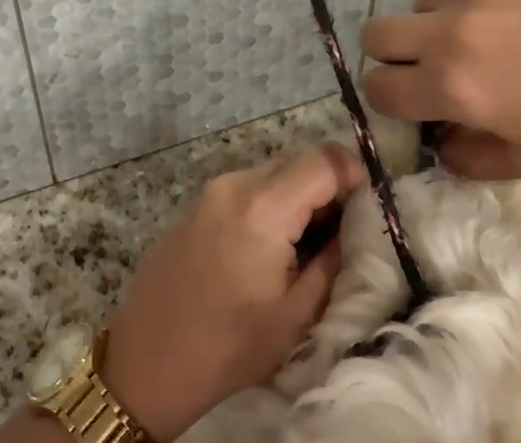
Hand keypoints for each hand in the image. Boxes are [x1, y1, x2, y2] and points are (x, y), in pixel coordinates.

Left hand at [99, 142, 364, 439]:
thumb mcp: (296, 314)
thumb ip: (332, 261)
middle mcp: (233, 184)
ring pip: (269, 175)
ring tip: (306, 247)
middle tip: (343, 233)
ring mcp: (208, 193)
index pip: (323, 159)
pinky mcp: (193, 208)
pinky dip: (266, 206)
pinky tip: (267, 251)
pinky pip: (242, 191)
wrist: (148, 360)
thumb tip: (353, 227)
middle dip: (326, 188)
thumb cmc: (229, 345)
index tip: (371, 203)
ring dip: (296, 198)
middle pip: (295, 162)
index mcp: (262, 206)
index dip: (355, 172)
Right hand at [359, 0, 520, 178]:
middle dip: (399, 53)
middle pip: (376, 34)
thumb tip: (438, 143)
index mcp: (454, 89)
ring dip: (440, 16)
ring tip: (491, 25)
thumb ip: (471, 159)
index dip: (394, 96)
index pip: (378, 86)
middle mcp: (450, 33)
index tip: (419, 96)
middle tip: (440, 60)